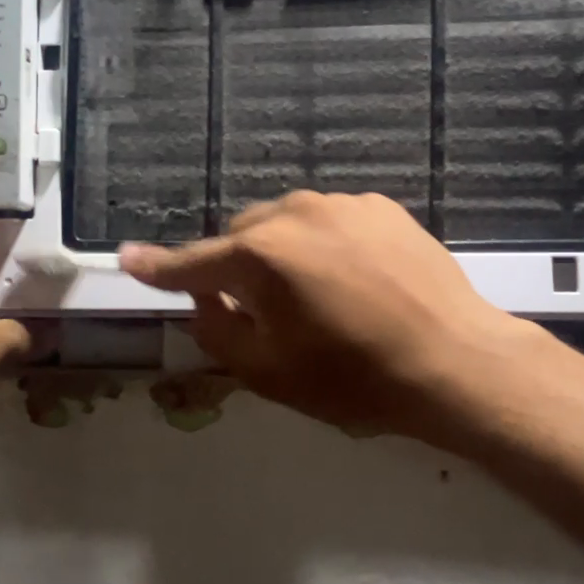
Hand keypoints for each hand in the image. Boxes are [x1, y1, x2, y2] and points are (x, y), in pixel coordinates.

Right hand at [119, 192, 545, 443]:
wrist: (456, 363)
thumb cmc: (354, 379)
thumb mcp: (268, 373)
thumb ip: (217, 332)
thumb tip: (203, 300)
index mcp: (259, 256)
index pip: (191, 264)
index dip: (156, 267)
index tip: (128, 259)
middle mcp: (293, 214)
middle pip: (240, 237)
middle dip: (235, 269)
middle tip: (258, 312)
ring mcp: (341, 204)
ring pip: (284, 224)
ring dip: (280, 254)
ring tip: (313, 297)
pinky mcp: (379, 207)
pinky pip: (328, 222)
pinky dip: (322, 245)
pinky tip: (352, 281)